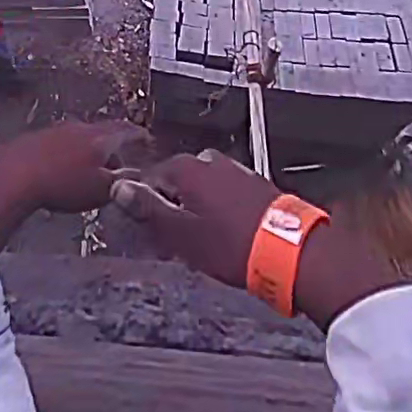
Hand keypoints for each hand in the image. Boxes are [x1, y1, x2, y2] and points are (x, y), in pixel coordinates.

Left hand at [0, 121, 149, 252]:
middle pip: (104, 132)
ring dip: (92, 151)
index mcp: (100, 137)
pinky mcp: (37, 139)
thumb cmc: (63, 183)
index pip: (126, 130)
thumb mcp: (101, 189)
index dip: (139, 135)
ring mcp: (57, 130)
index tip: (146, 139)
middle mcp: (80, 127)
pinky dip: (72, 154)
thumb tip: (138, 175)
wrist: (14, 175)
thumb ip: (122, 180)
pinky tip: (66, 169)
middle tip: (122, 162)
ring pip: (82, 137)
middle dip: (115, 146)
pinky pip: (63, 144)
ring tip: (95, 170)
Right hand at [107, 150, 278, 288]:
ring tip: (207, 241)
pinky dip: (220, 209)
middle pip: (176, 182)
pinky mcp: (254, 182)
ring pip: (202, 188)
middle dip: (174, 207)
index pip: (149, 180)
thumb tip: (119, 187)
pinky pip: (224, 192)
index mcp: (184, 168)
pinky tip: (228, 233)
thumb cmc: (230, 244)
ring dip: (198, 209)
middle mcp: (207, 159)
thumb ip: (147, 208)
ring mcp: (233, 168)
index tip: (157, 233)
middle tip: (182, 241)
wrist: (293, 252)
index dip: (148, 207)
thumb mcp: (181, 233)